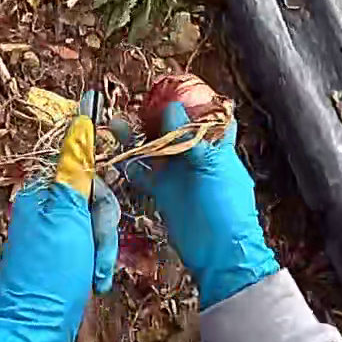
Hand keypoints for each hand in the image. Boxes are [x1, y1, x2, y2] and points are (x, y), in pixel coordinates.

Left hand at [0, 92, 120, 341]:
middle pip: (94, 189)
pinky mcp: (67, 249)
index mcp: (41, 189)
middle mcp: (47, 203)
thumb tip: (78, 122)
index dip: (96, 146)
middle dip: (104, 216)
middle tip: (99, 242)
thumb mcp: (67, 215)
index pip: (76, 154)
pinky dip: (99, 258)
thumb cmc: (52, 271)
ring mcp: (57, 228)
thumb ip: (75, 169)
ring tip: (96, 270)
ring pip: (98, 216)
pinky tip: (95, 278)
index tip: (108, 116)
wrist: (38, 325)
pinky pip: (94, 240)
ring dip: (104, 243)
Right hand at [116, 101, 277, 307]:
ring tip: (116, 123)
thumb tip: (170, 108)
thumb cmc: (226, 208)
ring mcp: (177, 174)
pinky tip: (115, 153)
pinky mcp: (162, 191)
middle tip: (135, 103)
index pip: (209, 117)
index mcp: (216, 147)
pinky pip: (142, 173)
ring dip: (136, 137)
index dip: (194, 101)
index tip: (171, 87)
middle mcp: (195, 157)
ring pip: (154, 149)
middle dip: (155, 116)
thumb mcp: (213, 168)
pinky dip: (129, 164)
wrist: (219, 253)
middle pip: (174, 130)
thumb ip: (190, 139)